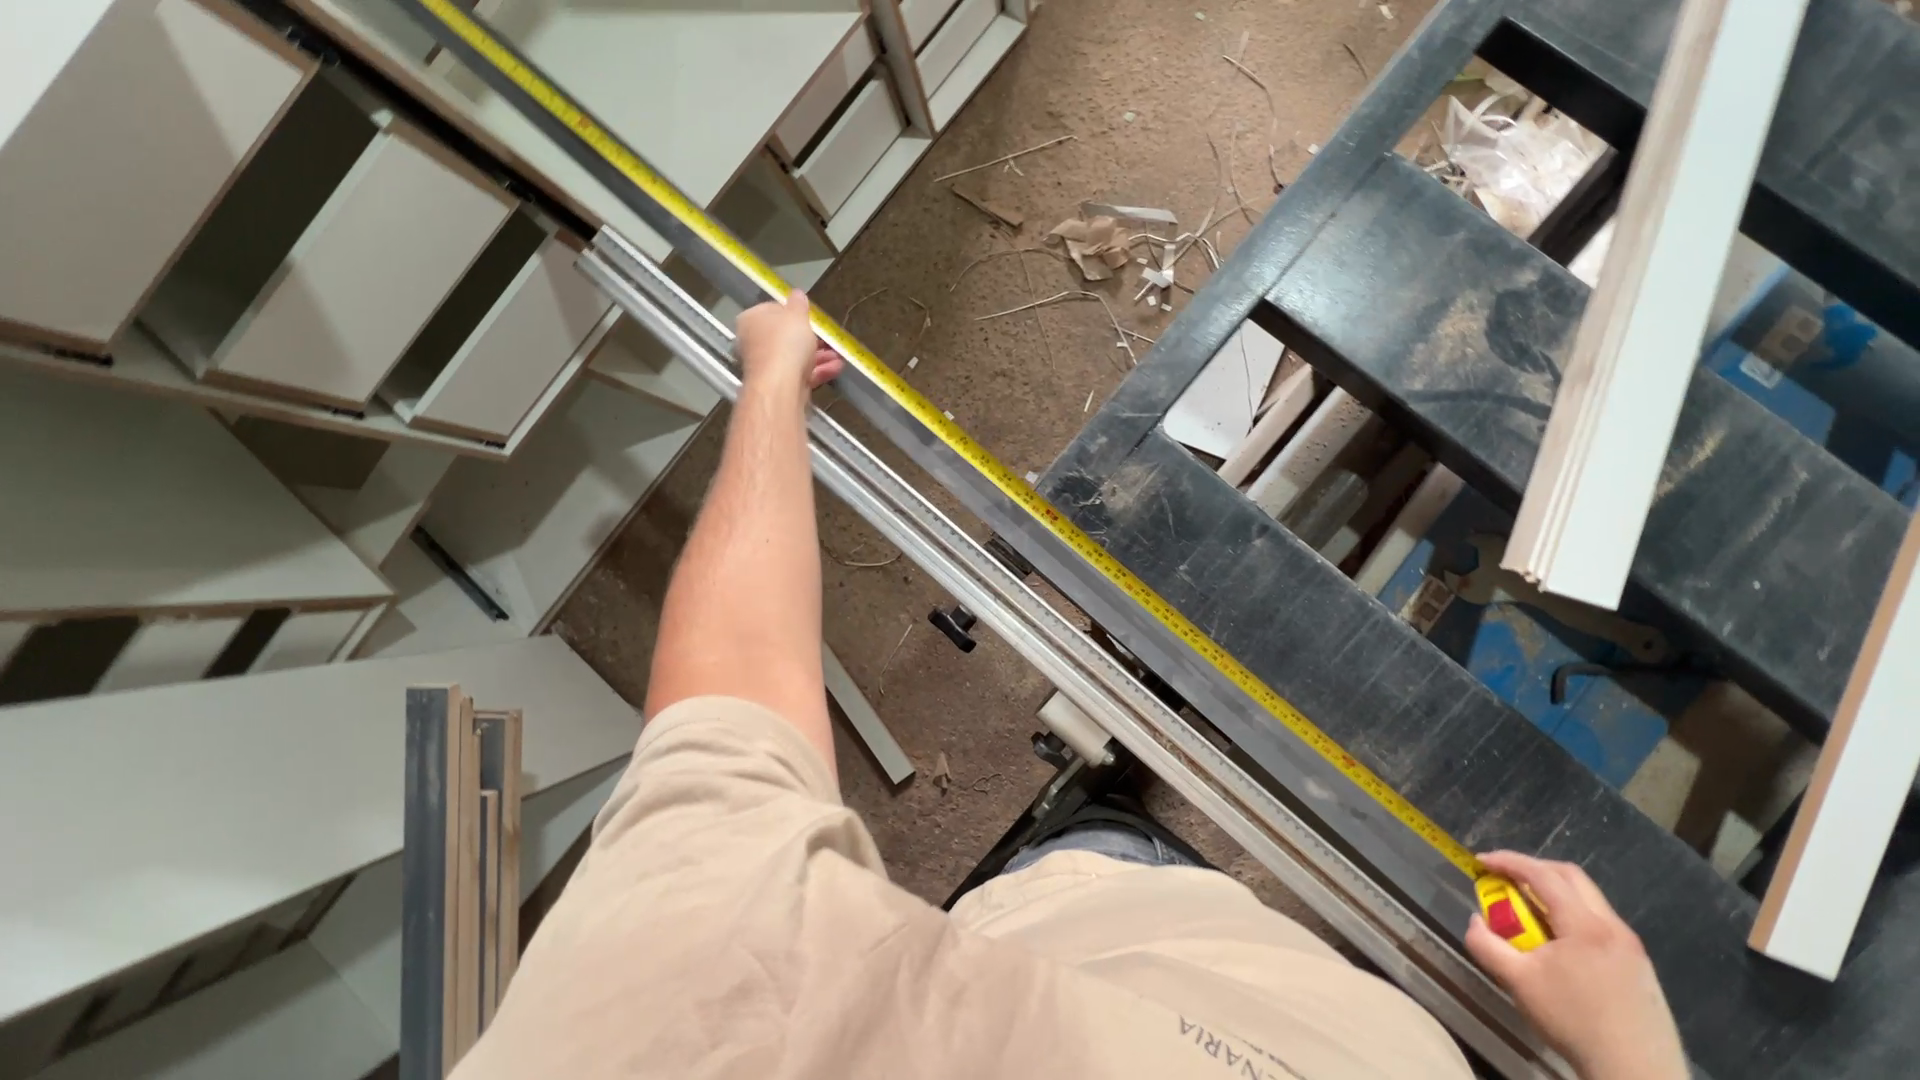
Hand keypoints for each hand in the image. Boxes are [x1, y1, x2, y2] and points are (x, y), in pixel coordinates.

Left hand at [734, 289, 842, 395]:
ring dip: (819, 355)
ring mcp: (767, 366)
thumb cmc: (785, 342)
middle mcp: (754, 342)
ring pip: (796, 357)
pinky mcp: (780, 385)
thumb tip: (797, 293)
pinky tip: (836, 368)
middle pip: (785, 336)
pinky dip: (818, 370)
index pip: (771, 310)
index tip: (809, 316)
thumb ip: (798, 304)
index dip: (792, 312)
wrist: (780, 385)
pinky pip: (801, 373)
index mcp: (751, 320)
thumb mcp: (796, 315)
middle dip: (811, 337)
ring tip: (839, 354)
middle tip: (828, 337)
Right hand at [1466, 851, 1686, 1079]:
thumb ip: (1486, 945)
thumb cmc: (1573, 1022)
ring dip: (1554, 895)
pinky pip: (1601, 924)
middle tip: (1504, 879)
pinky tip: (1559, 945)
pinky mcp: (1641, 967)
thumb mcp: (1516, 982)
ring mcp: (1632, 948)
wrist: (1636, 1073)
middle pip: (1571, 877)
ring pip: (1589, 901)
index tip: (1481, 862)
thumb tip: (1475, 921)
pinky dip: (1572, 917)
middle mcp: (1614, 927)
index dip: (1508, 861)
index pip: (1543, 875)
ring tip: (1528, 913)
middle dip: (1533, 870)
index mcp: (1585, 925)